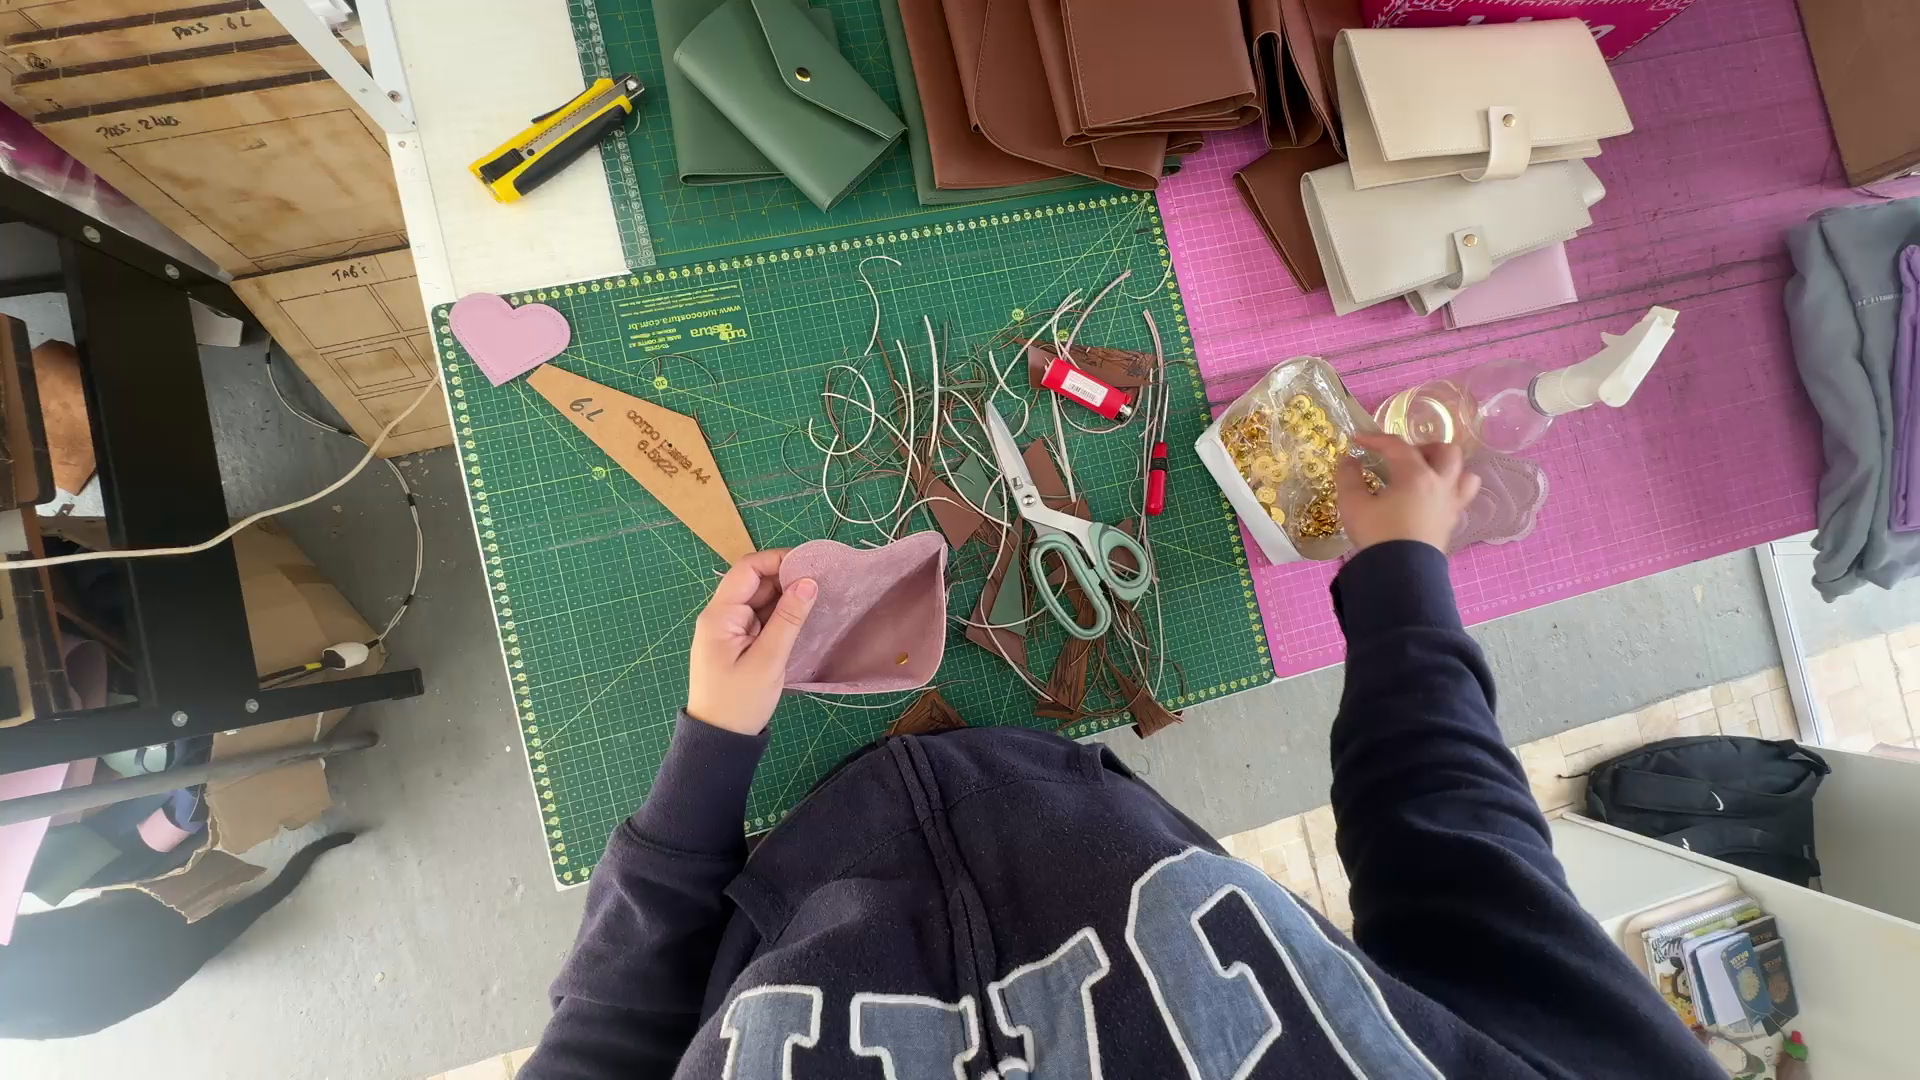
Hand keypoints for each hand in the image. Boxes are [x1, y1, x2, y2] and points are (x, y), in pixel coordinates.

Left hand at [686, 550, 817, 734]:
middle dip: (785, 577)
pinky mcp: (738, 641)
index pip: (747, 569)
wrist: (719, 740)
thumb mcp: (768, 660)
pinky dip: (780, 613)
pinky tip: (802, 616)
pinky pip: (760, 616)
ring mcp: (729, 629)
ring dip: (785, 595)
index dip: (777, 560)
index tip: (810, 564)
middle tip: (820, 582)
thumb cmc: (740, 702)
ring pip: (759, 598)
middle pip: (754, 581)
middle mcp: (721, 615)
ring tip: (816, 597)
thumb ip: (788, 619)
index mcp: (719, 615)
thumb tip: (808, 582)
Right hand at [1336, 433, 1481, 553]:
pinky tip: (1428, 499)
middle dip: (1424, 447)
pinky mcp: (1451, 522)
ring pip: (1465, 475)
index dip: (1376, 439)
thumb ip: (1349, 478)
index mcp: (1416, 476)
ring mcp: (1450, 504)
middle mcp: (1440, 484)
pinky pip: (1460, 498)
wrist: (1400, 571)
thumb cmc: (1377, 534)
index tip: (1357, 440)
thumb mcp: (1353, 504)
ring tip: (1426, 476)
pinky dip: (1447, 491)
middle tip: (1403, 457)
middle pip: (1447, 452)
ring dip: (1447, 469)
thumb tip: (1348, 460)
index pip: (1398, 447)